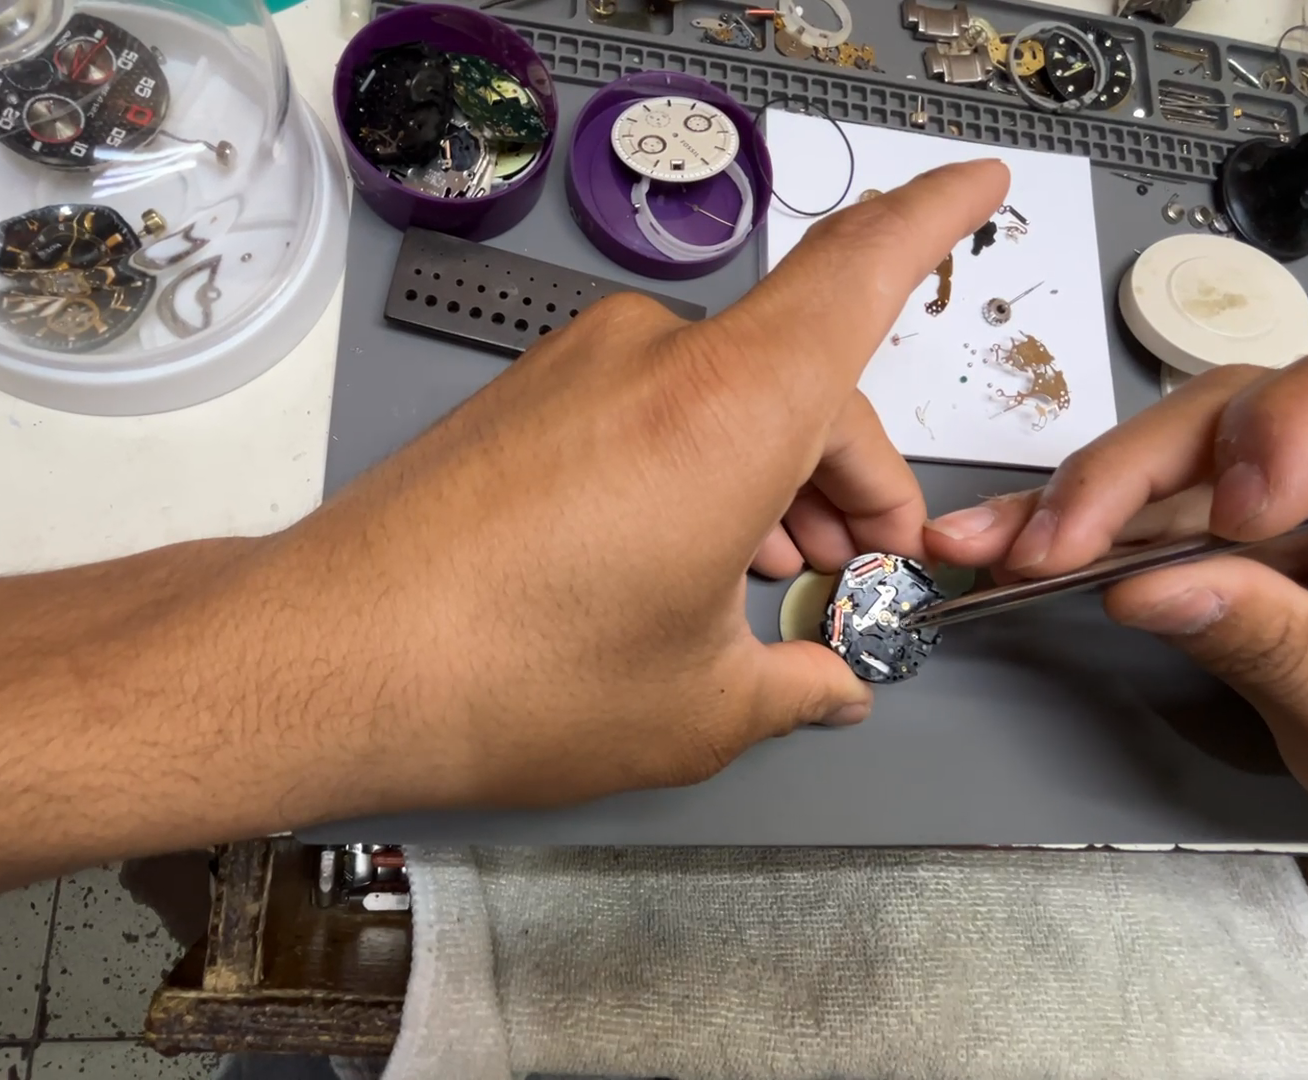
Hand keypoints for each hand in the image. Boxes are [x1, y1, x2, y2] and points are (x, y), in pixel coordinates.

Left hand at [265, 161, 1008, 819]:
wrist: (331, 660)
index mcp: (728, 409)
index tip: (975, 188)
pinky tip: (682, 550)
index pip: (861, 269)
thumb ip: (791, 687)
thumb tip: (828, 686)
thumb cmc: (509, 679)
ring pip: (723, 398)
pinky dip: (692, 468)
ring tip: (766, 574)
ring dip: (767, 476)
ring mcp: (577, 368)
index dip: (934, 221)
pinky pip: (649, 409)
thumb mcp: (696, 706)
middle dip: (846, 475)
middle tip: (854, 566)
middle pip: (800, 380)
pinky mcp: (527, 397)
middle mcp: (652, 359)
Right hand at [921, 315, 1307, 855]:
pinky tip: (998, 544)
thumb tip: (1144, 593)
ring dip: (1065, 504)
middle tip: (1052, 548)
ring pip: (1162, 459)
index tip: (1242, 517)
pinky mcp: (1229, 534)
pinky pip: (1135, 514)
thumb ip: (1291, 654)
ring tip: (987, 544)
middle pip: (1235, 410)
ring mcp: (1296, 497)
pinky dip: (1061, 532)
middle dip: (1127, 477)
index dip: (1302, 416)